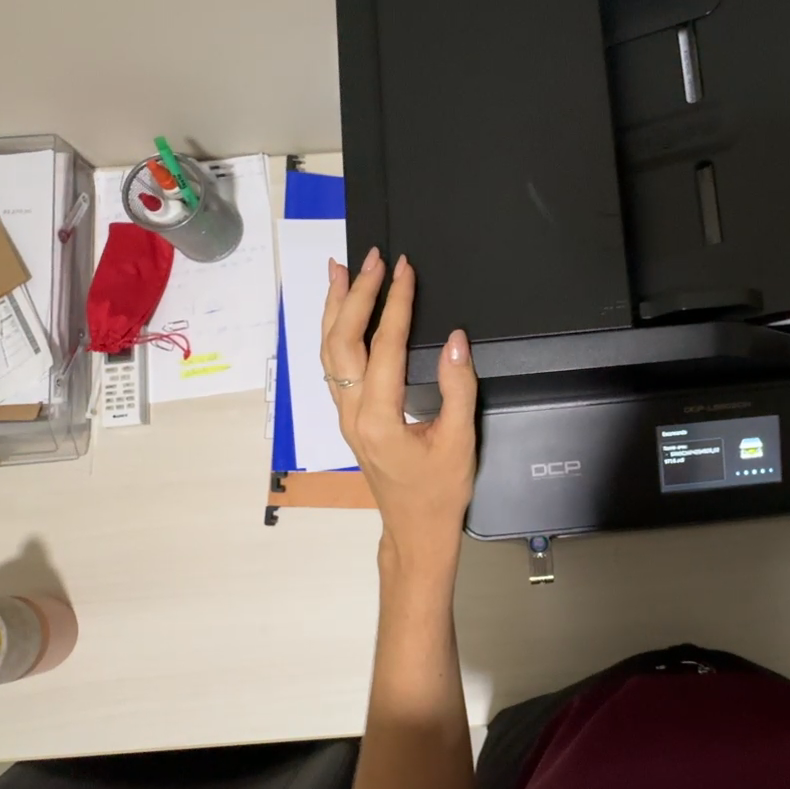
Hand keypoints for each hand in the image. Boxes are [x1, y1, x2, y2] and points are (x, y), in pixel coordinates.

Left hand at [322, 248, 477, 565]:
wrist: (415, 530)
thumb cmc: (440, 492)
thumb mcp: (460, 442)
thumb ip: (458, 388)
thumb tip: (456, 340)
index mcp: (380, 417)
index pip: (383, 347)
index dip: (396, 305)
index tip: (405, 270)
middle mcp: (352, 412)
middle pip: (342, 341)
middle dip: (355, 295)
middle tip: (370, 258)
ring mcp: (345, 416)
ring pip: (329, 352)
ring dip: (335, 308)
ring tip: (340, 270)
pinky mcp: (349, 418)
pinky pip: (334, 366)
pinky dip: (335, 332)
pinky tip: (342, 315)